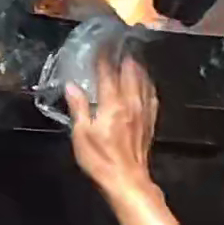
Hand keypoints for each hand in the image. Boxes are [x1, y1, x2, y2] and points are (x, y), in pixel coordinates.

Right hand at [63, 49, 158, 198]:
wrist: (126, 179)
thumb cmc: (99, 158)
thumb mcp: (81, 133)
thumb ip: (78, 107)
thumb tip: (72, 85)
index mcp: (113, 104)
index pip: (108, 74)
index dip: (103, 58)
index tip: (100, 45)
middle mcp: (132, 104)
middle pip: (131, 74)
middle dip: (124, 58)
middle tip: (119, 46)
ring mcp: (143, 113)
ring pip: (144, 83)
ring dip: (138, 69)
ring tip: (132, 59)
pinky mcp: (149, 122)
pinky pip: (151, 96)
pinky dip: (147, 85)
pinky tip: (145, 83)